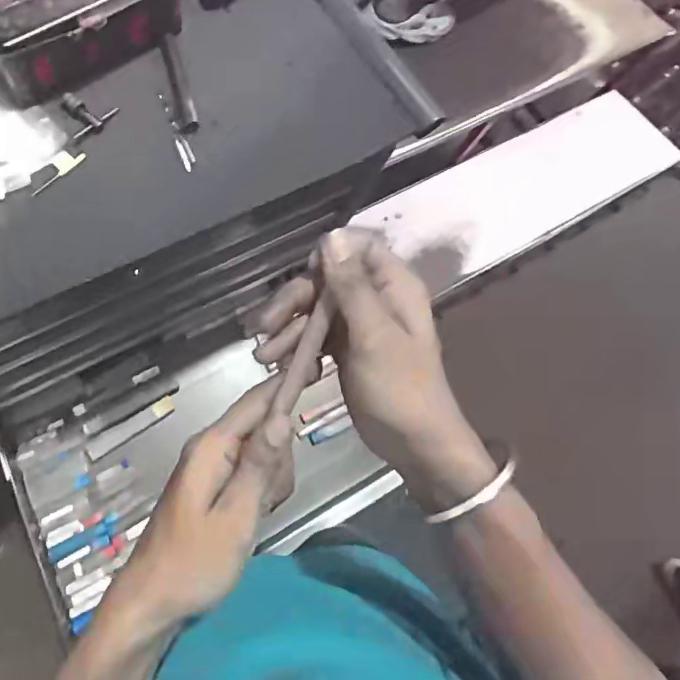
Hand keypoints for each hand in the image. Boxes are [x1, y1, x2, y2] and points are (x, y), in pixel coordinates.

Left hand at [94, 378, 296, 634]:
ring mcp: (212, 468)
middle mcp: (211, 448)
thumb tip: (283, 416)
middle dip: (279, 458)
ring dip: (272, 481)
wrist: (152, 605)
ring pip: (264, 454)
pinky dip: (261, 494)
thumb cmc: (194, 564)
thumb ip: (261, 465)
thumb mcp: (237, 516)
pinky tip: (251, 520)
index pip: (258, 400)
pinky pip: (252, 475)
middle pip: (265, 427)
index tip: (322, 370)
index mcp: (212, 446)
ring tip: (255, 516)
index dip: (289, 385)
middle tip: (267, 500)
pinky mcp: (215, 487)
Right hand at [250, 229, 496, 510]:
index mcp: (394, 286)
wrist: (415, 443)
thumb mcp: (374, 335)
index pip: (360, 246)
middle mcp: (377, 299)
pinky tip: (286, 370)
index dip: (330, 254)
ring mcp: (360, 325)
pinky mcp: (347, 350)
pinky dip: (300, 350)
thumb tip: (331, 235)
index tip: (304, 275)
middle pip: (328, 280)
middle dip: (294, 301)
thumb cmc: (401, 388)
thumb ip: (352, 286)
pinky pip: (317, 337)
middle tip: (265, 327)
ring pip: (317, 310)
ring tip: (265, 358)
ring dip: (289, 330)